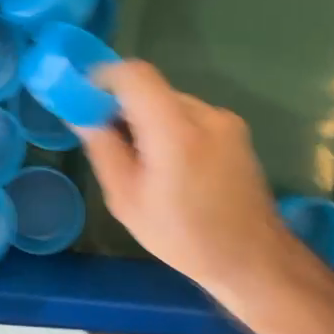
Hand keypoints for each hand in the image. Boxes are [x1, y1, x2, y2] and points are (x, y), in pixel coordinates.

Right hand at [77, 61, 295, 295]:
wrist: (251, 259)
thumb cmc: (182, 236)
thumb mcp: (126, 199)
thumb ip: (103, 149)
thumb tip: (82, 115)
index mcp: (175, 130)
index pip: (134, 75)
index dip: (103, 79)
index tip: (84, 100)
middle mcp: (204, 114)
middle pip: (153, 90)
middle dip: (124, 108)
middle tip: (107, 141)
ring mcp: (225, 121)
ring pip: (171, 104)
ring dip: (149, 121)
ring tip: (142, 163)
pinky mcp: (237, 132)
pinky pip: (191, 118)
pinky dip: (172, 130)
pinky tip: (171, 168)